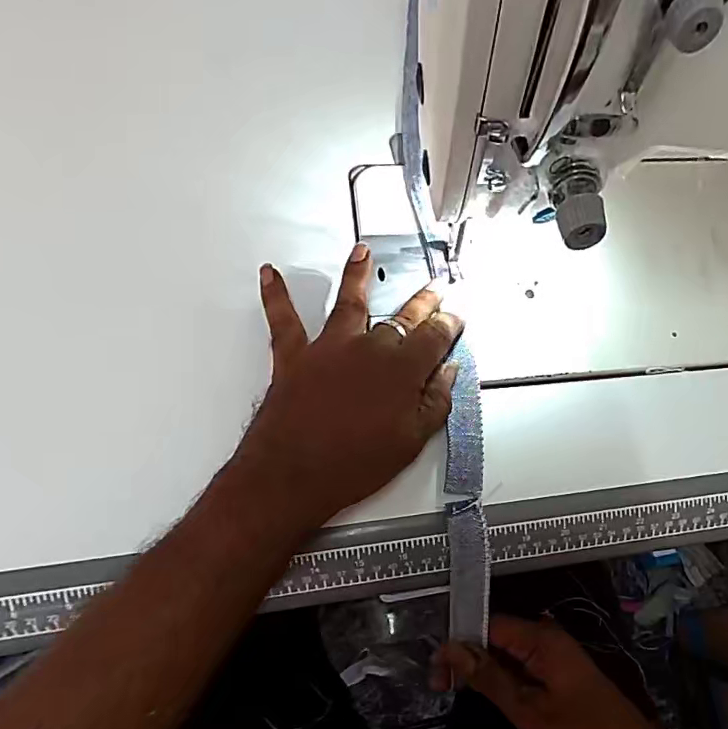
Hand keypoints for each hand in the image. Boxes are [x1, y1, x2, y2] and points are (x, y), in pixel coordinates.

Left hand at [231, 243, 462, 528]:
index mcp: (401, 371)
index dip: (450, 324)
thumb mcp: (409, 443)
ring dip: (357, 274)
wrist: (292, 475)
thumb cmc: (351, 466)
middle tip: (434, 288)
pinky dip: (276, 295)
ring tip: (362, 253)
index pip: (435, 337)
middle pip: (402, 316)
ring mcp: (330, 348)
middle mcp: (368, 349)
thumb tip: (448, 375)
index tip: (456, 317)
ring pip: (348, 302)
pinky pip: (283, 319)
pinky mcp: (294, 356)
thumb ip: (434, 404)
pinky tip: (271, 274)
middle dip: (422, 300)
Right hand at [434, 615, 674, 728]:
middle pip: (492, 633)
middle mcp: (544, 633)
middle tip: (440, 685)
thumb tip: (451, 648)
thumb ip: (488, 676)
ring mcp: (550, 647)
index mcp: (539, 638)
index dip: (457, 643)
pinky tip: (482, 688)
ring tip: (453, 688)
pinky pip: (516, 657)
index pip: (486, 625)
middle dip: (464, 655)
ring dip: (478, 664)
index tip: (437, 670)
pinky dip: (497, 671)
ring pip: (502, 646)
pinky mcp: (554, 662)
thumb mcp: (526, 710)